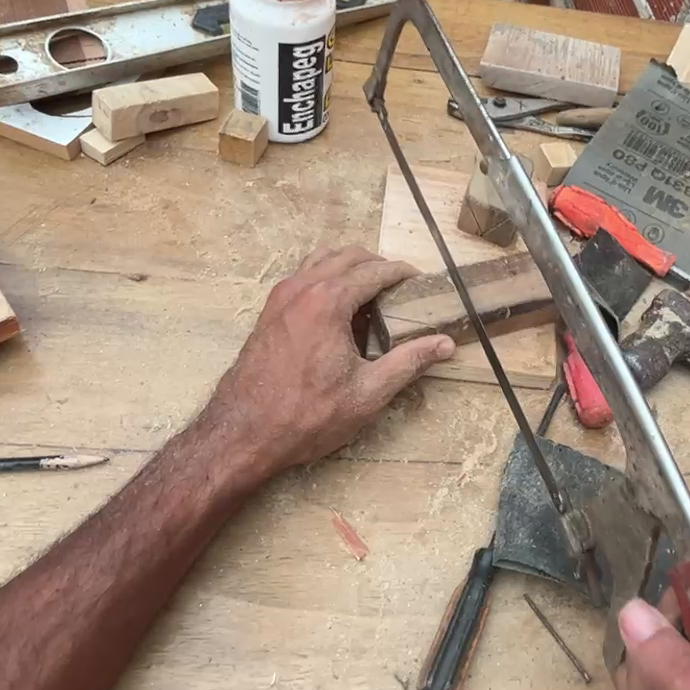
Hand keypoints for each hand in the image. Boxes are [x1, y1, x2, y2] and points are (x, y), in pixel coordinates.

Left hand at [208, 245, 454, 479]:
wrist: (244, 433)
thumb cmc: (306, 415)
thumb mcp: (368, 392)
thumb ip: (409, 362)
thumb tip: (445, 345)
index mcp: (328, 300)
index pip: (375, 271)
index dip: (402, 273)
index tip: (420, 280)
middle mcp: (302, 288)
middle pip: (348, 256)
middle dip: (378, 265)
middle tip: (401, 287)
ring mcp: (281, 296)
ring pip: (322, 259)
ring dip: (350, 266)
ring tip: (372, 292)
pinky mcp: (269, 310)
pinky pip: (303, 276)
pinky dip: (326, 277)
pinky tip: (339, 308)